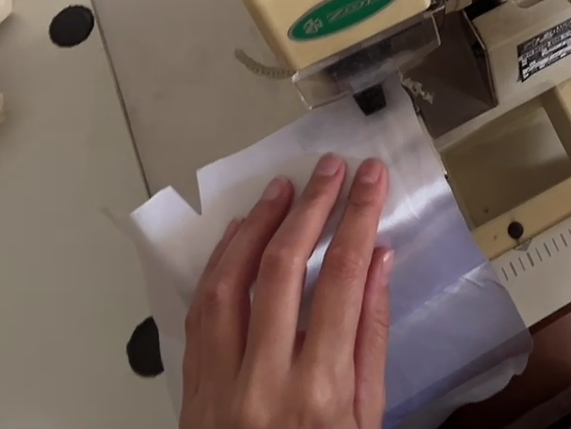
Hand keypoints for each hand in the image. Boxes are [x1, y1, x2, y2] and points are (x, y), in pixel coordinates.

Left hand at [182, 154, 393, 428]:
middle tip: (331, 167)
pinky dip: (221, 262)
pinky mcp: (192, 388)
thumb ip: (370, 336)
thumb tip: (379, 258)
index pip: (340, 277)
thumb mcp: (366, 420)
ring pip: (230, 280)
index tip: (370, 178)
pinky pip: (201, 310)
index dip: (357, 216)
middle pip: (283, 267)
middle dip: (312, 205)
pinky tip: (240, 232)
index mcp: (320, 391)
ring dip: (258, 223)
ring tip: (284, 187)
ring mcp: (219, 384)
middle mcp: (264, 381)